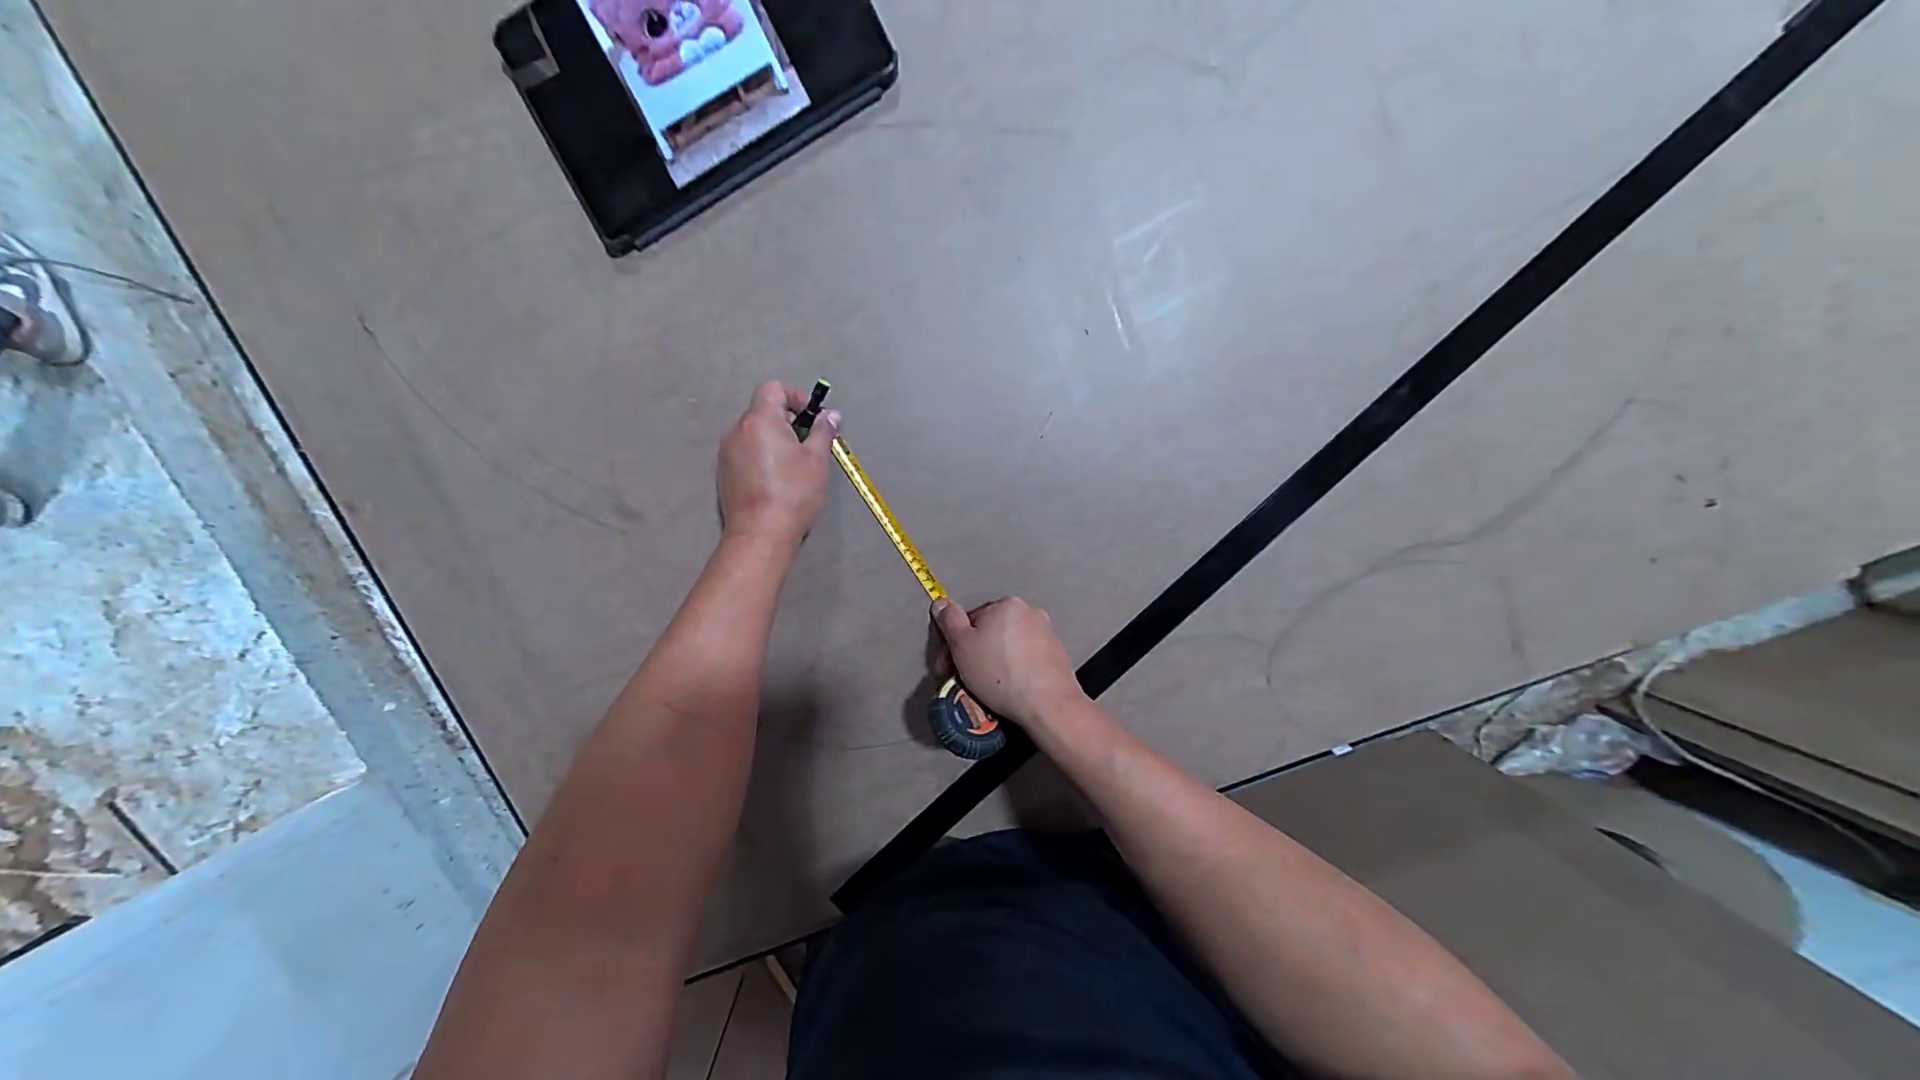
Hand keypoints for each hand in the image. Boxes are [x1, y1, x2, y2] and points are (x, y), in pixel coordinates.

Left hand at [718, 382, 838, 547]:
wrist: (761, 534)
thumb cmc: (794, 493)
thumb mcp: (817, 460)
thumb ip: (823, 431)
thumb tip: (831, 415)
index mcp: (760, 420)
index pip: (773, 388)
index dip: (795, 397)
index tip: (811, 419)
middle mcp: (738, 430)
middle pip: (763, 411)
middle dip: (787, 422)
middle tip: (808, 446)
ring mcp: (726, 452)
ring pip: (754, 434)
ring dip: (774, 440)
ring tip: (793, 467)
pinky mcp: (723, 473)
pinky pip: (745, 453)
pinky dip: (761, 457)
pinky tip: (776, 481)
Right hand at [931, 597, 1088, 728]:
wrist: (1048, 704)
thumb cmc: (1000, 674)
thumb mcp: (962, 646)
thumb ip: (949, 620)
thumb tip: (942, 603)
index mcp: (1006, 604)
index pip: (970, 620)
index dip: (956, 645)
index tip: (949, 667)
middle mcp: (1030, 612)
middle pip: (991, 631)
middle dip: (977, 652)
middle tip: (967, 679)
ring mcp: (1047, 633)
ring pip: (1009, 645)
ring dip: (997, 661)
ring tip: (990, 687)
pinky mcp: (1058, 654)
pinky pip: (1027, 657)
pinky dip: (1016, 669)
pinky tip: (1012, 687)